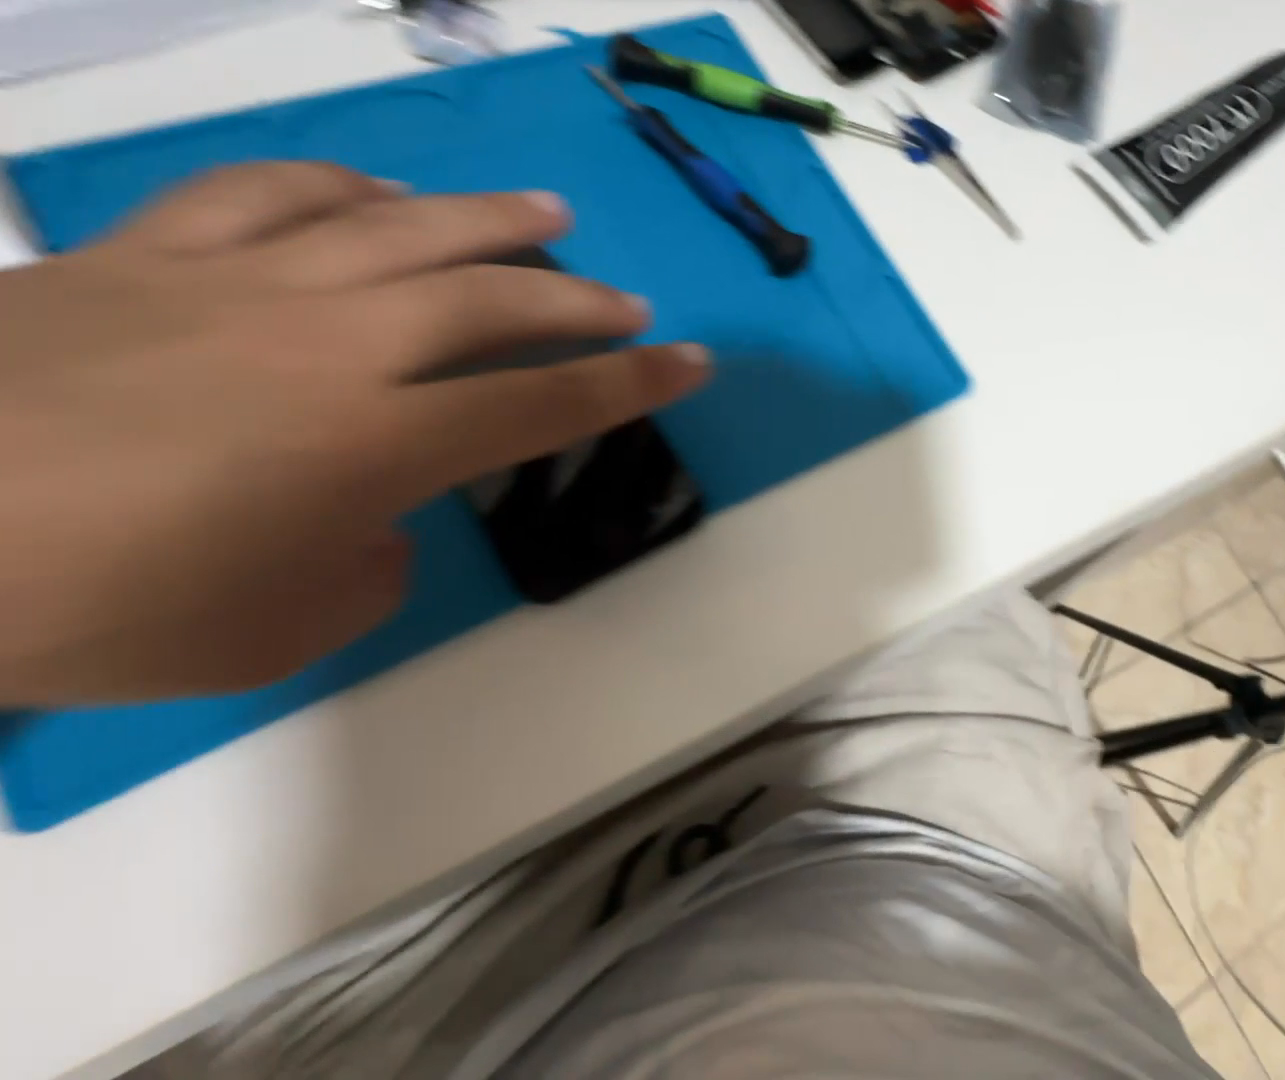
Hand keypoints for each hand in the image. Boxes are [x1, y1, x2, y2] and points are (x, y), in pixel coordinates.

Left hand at [0, 163, 709, 704]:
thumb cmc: (100, 610)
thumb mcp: (285, 627)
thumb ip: (369, 564)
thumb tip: (380, 518)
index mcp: (370, 443)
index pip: (541, 403)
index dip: (631, 385)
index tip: (691, 363)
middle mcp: (325, 345)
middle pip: (489, 298)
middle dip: (581, 301)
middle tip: (630, 304)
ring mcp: (231, 286)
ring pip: (396, 224)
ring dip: (489, 220)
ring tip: (547, 214)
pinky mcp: (140, 256)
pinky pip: (264, 193)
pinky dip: (341, 185)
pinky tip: (379, 191)